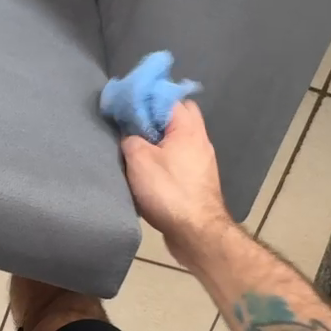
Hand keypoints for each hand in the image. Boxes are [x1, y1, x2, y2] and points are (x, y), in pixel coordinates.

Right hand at [120, 101, 234, 267]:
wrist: (196, 232)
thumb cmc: (168, 191)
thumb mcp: (138, 160)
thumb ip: (130, 140)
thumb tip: (130, 137)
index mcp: (188, 128)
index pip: (170, 98)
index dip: (148, 98)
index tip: (128, 104)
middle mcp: (200, 141)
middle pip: (178, 117)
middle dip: (155, 119)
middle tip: (132, 126)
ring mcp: (202, 162)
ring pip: (178, 141)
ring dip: (159, 142)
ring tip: (135, 149)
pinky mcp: (199, 181)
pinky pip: (179, 161)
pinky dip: (165, 160)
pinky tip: (148, 172)